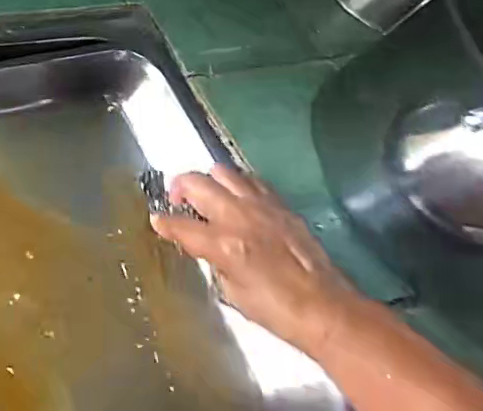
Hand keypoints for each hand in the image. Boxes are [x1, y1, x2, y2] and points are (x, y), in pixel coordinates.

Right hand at [149, 166, 360, 351]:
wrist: (326, 308)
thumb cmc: (277, 311)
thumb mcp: (234, 294)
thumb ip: (213, 263)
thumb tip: (203, 247)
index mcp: (224, 244)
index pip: (182, 226)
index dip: (164, 222)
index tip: (156, 219)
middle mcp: (238, 216)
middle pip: (196, 183)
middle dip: (179, 187)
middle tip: (177, 198)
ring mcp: (259, 204)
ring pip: (222, 171)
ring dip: (208, 179)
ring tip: (207, 192)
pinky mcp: (278, 202)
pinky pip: (249, 179)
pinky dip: (236, 183)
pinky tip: (238, 196)